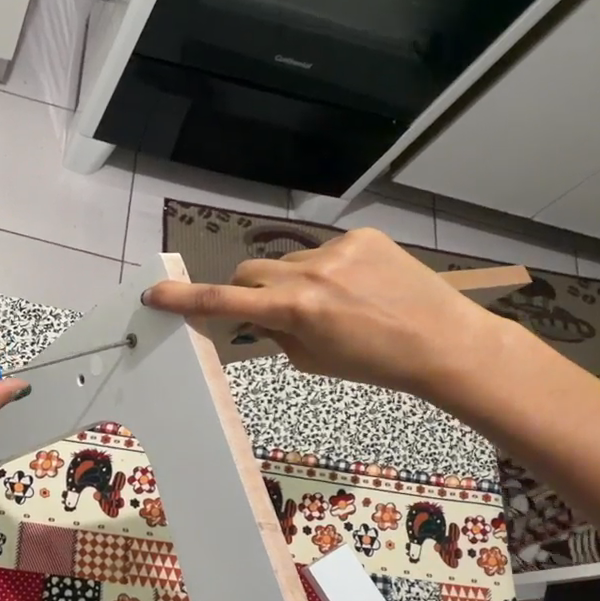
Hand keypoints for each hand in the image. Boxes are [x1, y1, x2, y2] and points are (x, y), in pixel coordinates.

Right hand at [141, 227, 514, 402]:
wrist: (444, 342)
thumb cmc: (374, 364)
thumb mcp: (311, 360)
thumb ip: (274, 332)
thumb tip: (257, 313)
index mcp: (295, 310)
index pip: (224, 302)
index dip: (184, 299)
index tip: (155, 294)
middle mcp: (310, 273)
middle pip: (248, 273)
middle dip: (248, 291)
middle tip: (270, 312)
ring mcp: (338, 250)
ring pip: (285, 262)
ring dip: (289, 281)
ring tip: (331, 302)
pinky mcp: (362, 235)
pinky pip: (321, 251)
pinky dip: (324, 269)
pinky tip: (355, 286)